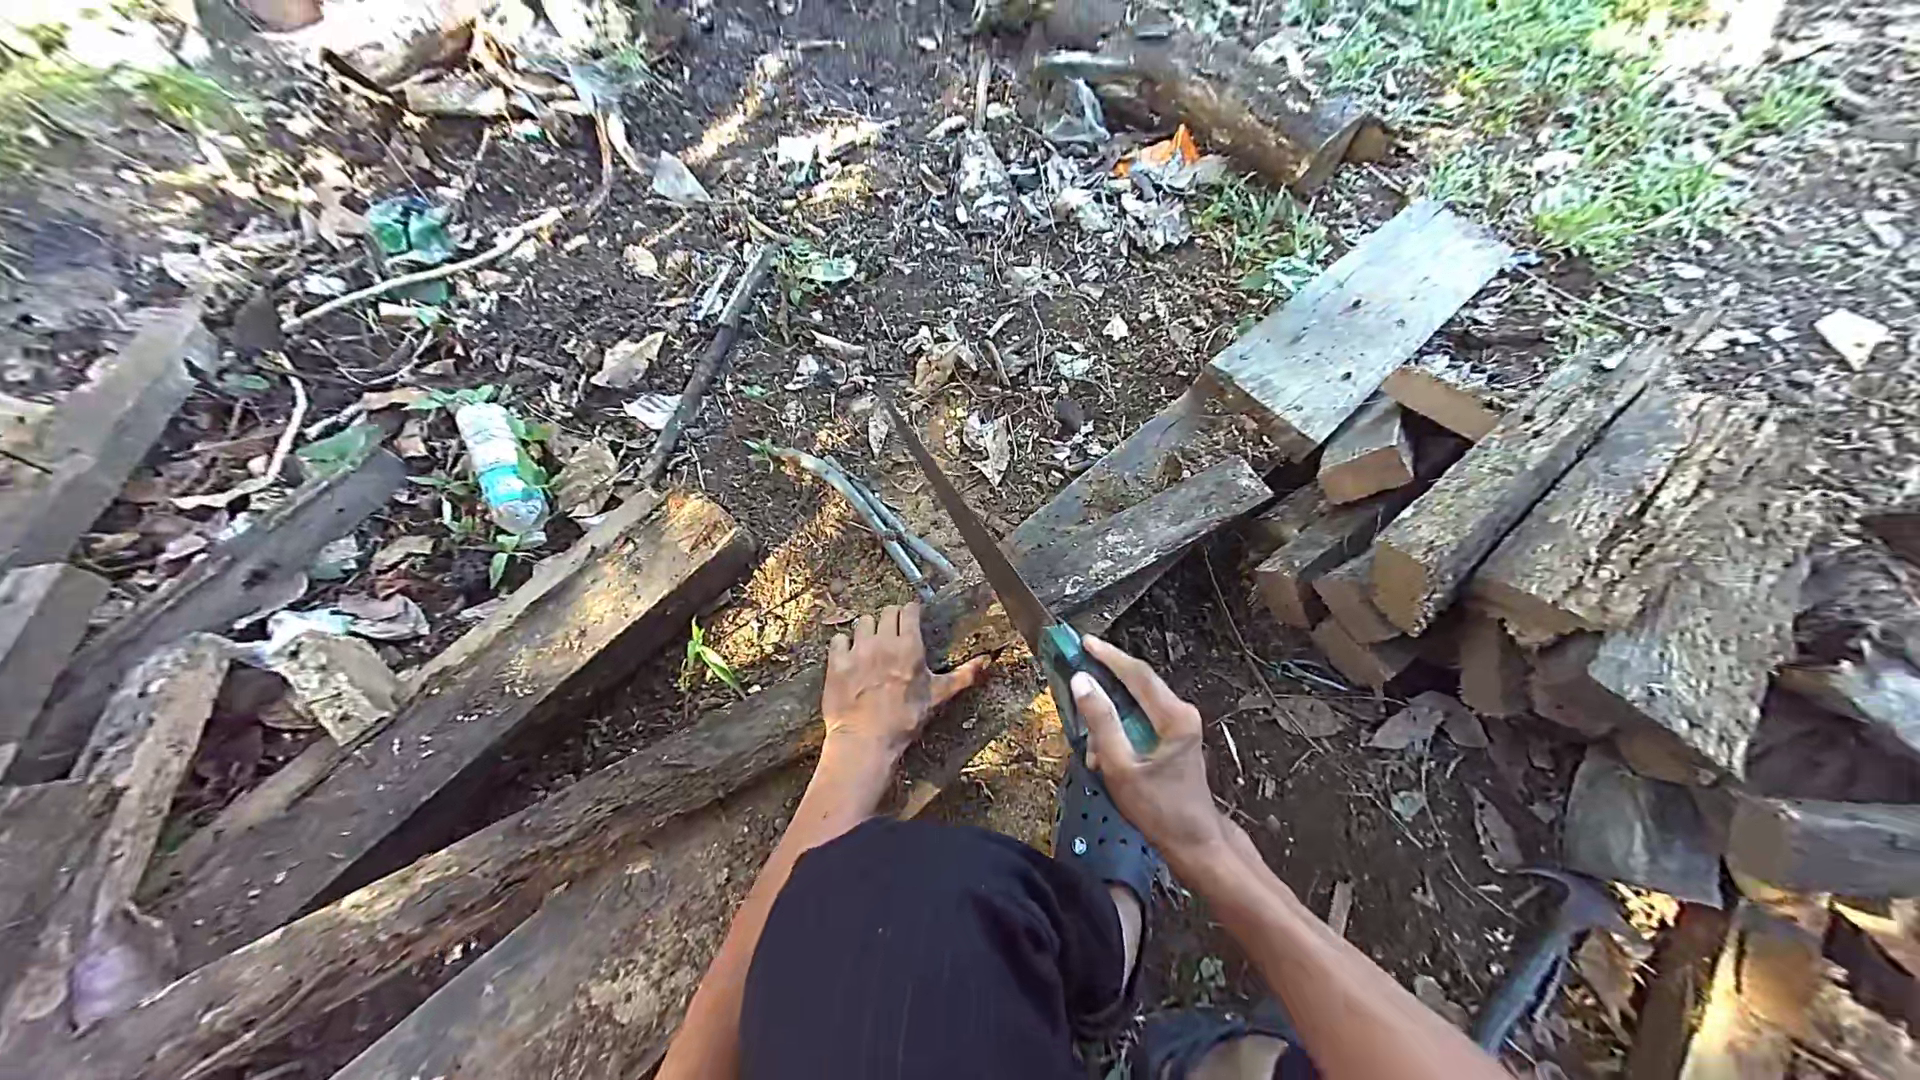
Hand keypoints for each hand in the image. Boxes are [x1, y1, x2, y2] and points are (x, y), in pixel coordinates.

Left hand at [821, 603, 987, 764]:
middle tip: (894, 632)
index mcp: (909, 647)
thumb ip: (962, 676)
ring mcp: (857, 650)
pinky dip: (845, 645)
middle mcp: (883, 642)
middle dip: (892, 618)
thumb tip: (985, 662)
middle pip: (887, 612)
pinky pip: (839, 639)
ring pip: (862, 622)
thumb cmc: (904, 719)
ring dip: (869, 629)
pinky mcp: (837, 662)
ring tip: (872, 644)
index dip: (912, 612)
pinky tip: (850, 656)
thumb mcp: (937, 696)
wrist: (866, 740)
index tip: (912, 617)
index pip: (909, 610)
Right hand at [1073, 635, 1229, 869]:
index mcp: (1174, 717)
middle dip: (1104, 683)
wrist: (1195, 844)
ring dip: (1108, 717)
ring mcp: (1179, 725)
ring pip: (1135, 705)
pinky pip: (1140, 720)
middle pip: (1137, 684)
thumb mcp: (1121, 766)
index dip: (1108, 655)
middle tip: (1075, 674)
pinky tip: (1103, 754)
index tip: (1084, 642)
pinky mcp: (1173, 738)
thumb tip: (1081, 681)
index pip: (1137, 674)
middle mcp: (1181, 713)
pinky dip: (1118, 730)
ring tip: (1090, 745)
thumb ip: (1101, 721)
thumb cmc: (1158, 809)